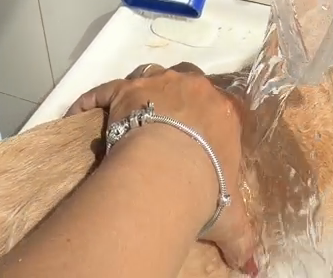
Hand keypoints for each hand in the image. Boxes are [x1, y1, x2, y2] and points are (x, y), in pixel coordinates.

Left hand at [67, 63, 255, 269]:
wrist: (168, 171)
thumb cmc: (205, 186)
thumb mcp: (230, 216)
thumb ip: (241, 238)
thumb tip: (252, 269)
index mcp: (225, 111)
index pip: (225, 103)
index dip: (212, 115)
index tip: (205, 130)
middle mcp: (195, 87)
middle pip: (188, 80)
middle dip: (179, 95)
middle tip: (168, 119)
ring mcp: (159, 83)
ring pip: (150, 74)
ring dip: (142, 88)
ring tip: (132, 110)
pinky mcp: (126, 90)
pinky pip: (105, 90)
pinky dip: (92, 101)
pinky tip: (80, 113)